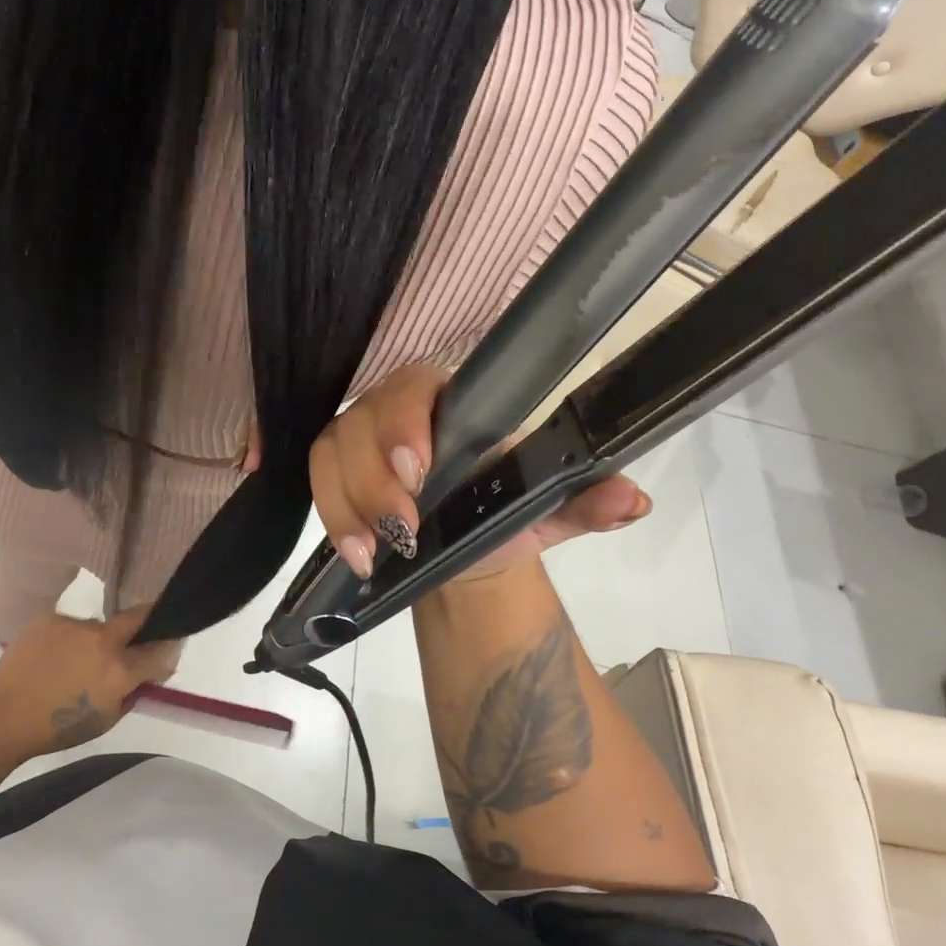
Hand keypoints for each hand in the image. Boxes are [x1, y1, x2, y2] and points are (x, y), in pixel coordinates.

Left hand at [0, 606, 178, 760]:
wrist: (4, 715)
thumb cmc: (58, 728)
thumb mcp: (106, 719)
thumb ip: (130, 691)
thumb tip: (146, 672)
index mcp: (118, 670)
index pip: (159, 649)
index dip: (169, 647)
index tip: (169, 646)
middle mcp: (100, 639)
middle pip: (137, 617)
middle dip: (148, 621)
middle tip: (146, 630)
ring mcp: (72, 624)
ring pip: (98, 626)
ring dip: (99, 639)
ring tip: (77, 662)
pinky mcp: (49, 618)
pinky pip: (70, 626)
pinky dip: (71, 640)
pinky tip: (54, 659)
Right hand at [308, 363, 652, 582]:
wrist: (467, 556)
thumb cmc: (504, 519)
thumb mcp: (547, 514)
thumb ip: (584, 502)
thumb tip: (629, 498)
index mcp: (451, 404)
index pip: (414, 388)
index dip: (405, 422)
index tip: (418, 470)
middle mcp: (394, 412)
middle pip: (360, 421)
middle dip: (373, 477)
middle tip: (402, 528)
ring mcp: (357, 441)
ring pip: (329, 452)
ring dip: (345, 503)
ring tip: (372, 552)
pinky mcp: (334, 473)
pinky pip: (316, 483)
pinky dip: (332, 518)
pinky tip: (355, 554)